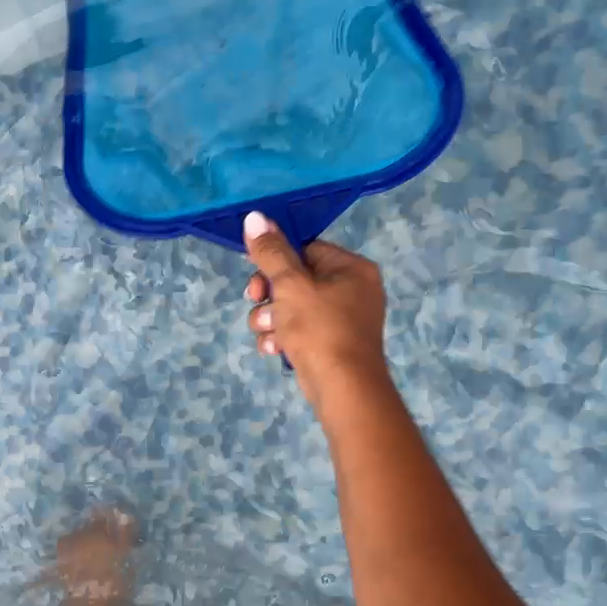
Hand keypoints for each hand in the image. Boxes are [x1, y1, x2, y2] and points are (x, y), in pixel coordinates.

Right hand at [241, 211, 387, 386]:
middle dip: (269, 296)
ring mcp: (343, 319)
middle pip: (295, 279)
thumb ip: (270, 252)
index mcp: (351, 268)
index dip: (275, 262)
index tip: (256, 276)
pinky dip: (282, 337)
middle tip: (256, 302)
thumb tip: (254, 217)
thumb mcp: (290, 285)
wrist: (343, 388)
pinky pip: (299, 330)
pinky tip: (274, 349)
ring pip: (291, 307)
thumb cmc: (320, 328)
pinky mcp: (331, 344)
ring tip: (268, 333)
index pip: (305, 250)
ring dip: (270, 319)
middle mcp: (352, 289)